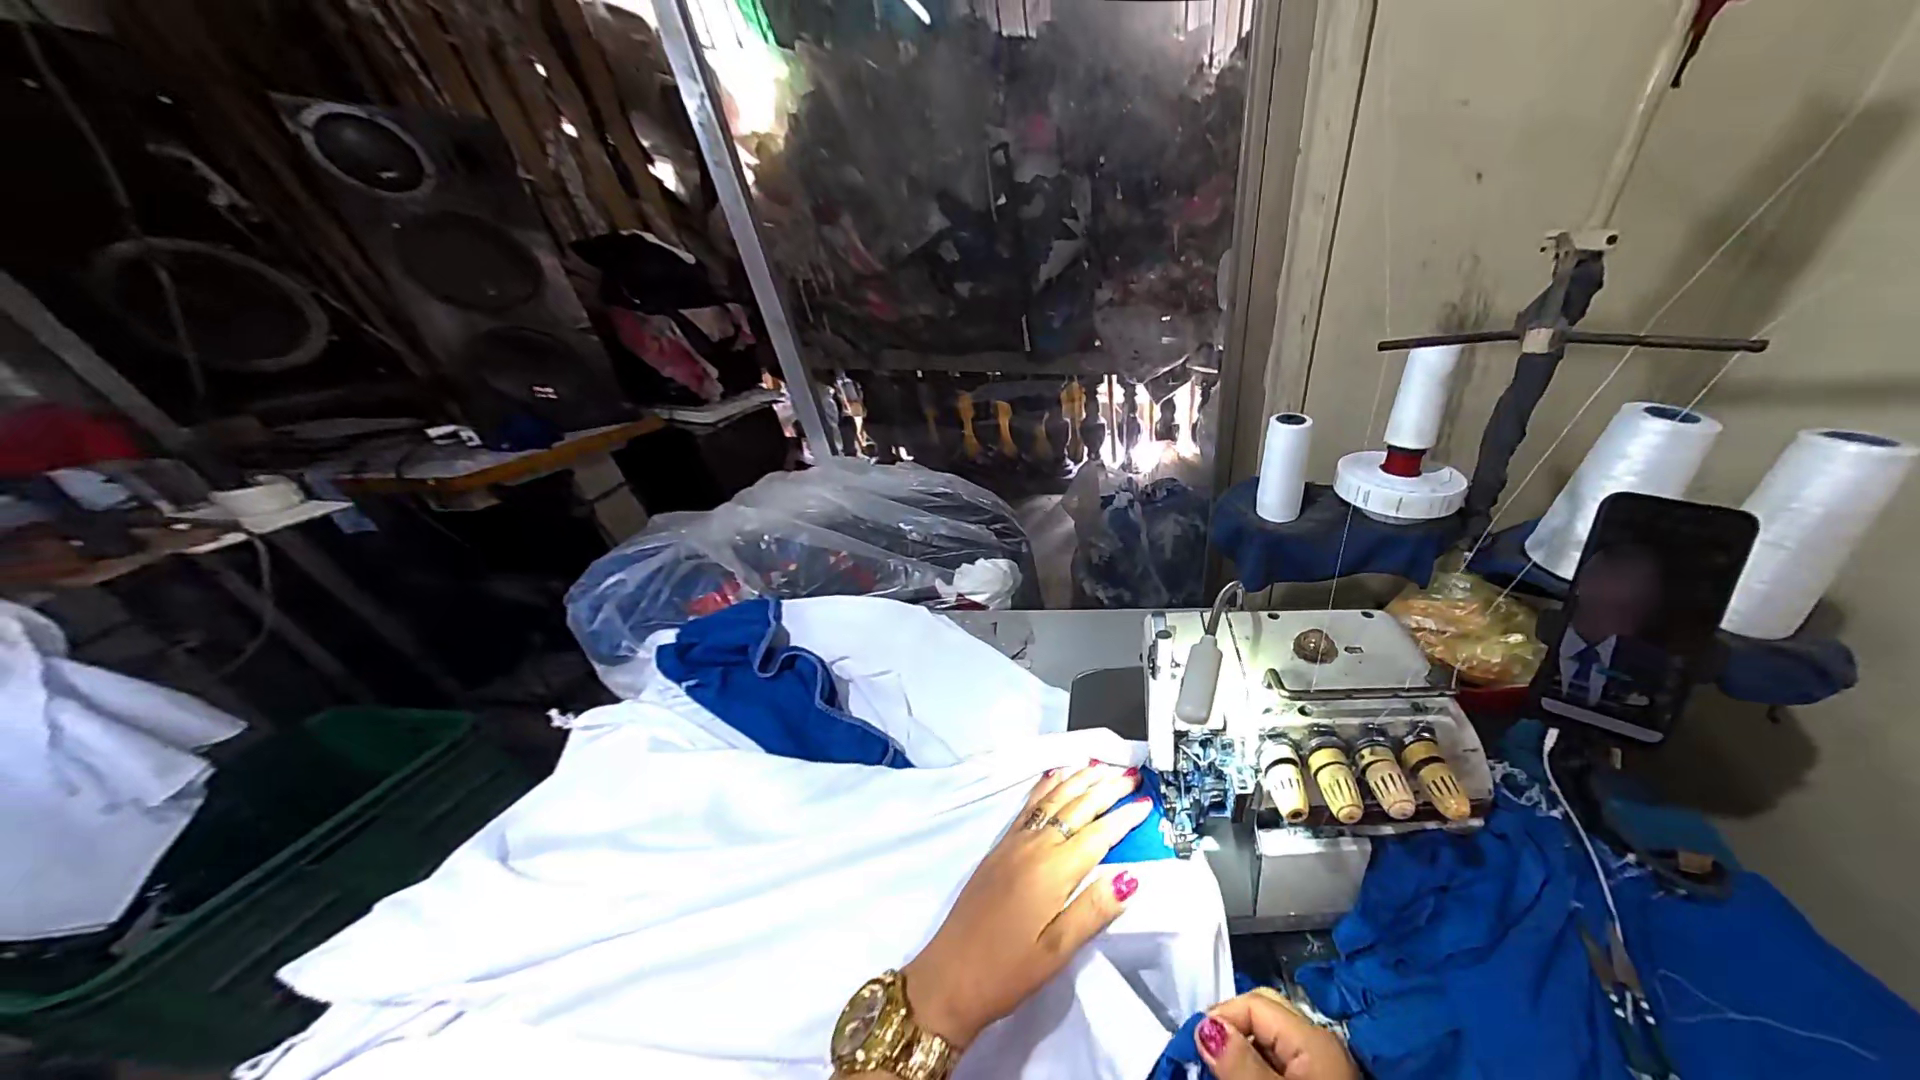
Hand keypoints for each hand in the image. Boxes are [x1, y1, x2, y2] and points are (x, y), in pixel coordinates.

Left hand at [902, 763, 1152, 1046]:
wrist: (950, 973)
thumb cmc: (1008, 970)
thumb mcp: (1058, 951)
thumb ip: (1094, 910)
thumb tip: (1130, 877)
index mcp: (1053, 872)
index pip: (1097, 835)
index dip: (1123, 817)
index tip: (1145, 801)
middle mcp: (1033, 847)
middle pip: (1075, 808)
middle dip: (1104, 788)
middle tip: (1129, 773)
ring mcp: (1013, 843)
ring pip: (1052, 801)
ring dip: (1077, 781)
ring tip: (1099, 766)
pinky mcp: (999, 848)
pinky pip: (1028, 807)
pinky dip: (1045, 788)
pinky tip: (1054, 778)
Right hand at [1194, 988, 1359, 1079]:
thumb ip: (1241, 1065)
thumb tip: (1205, 1026)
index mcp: (1314, 1040)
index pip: (1252, 1002)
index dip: (1219, 1020)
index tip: (1194, 1050)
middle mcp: (1323, 1045)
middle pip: (1262, 1013)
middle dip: (1230, 1029)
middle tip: (1205, 1059)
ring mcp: (1326, 1069)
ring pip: (1271, 1038)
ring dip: (1242, 1050)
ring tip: (1221, 1074)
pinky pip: (1282, 1061)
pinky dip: (1258, 1066)